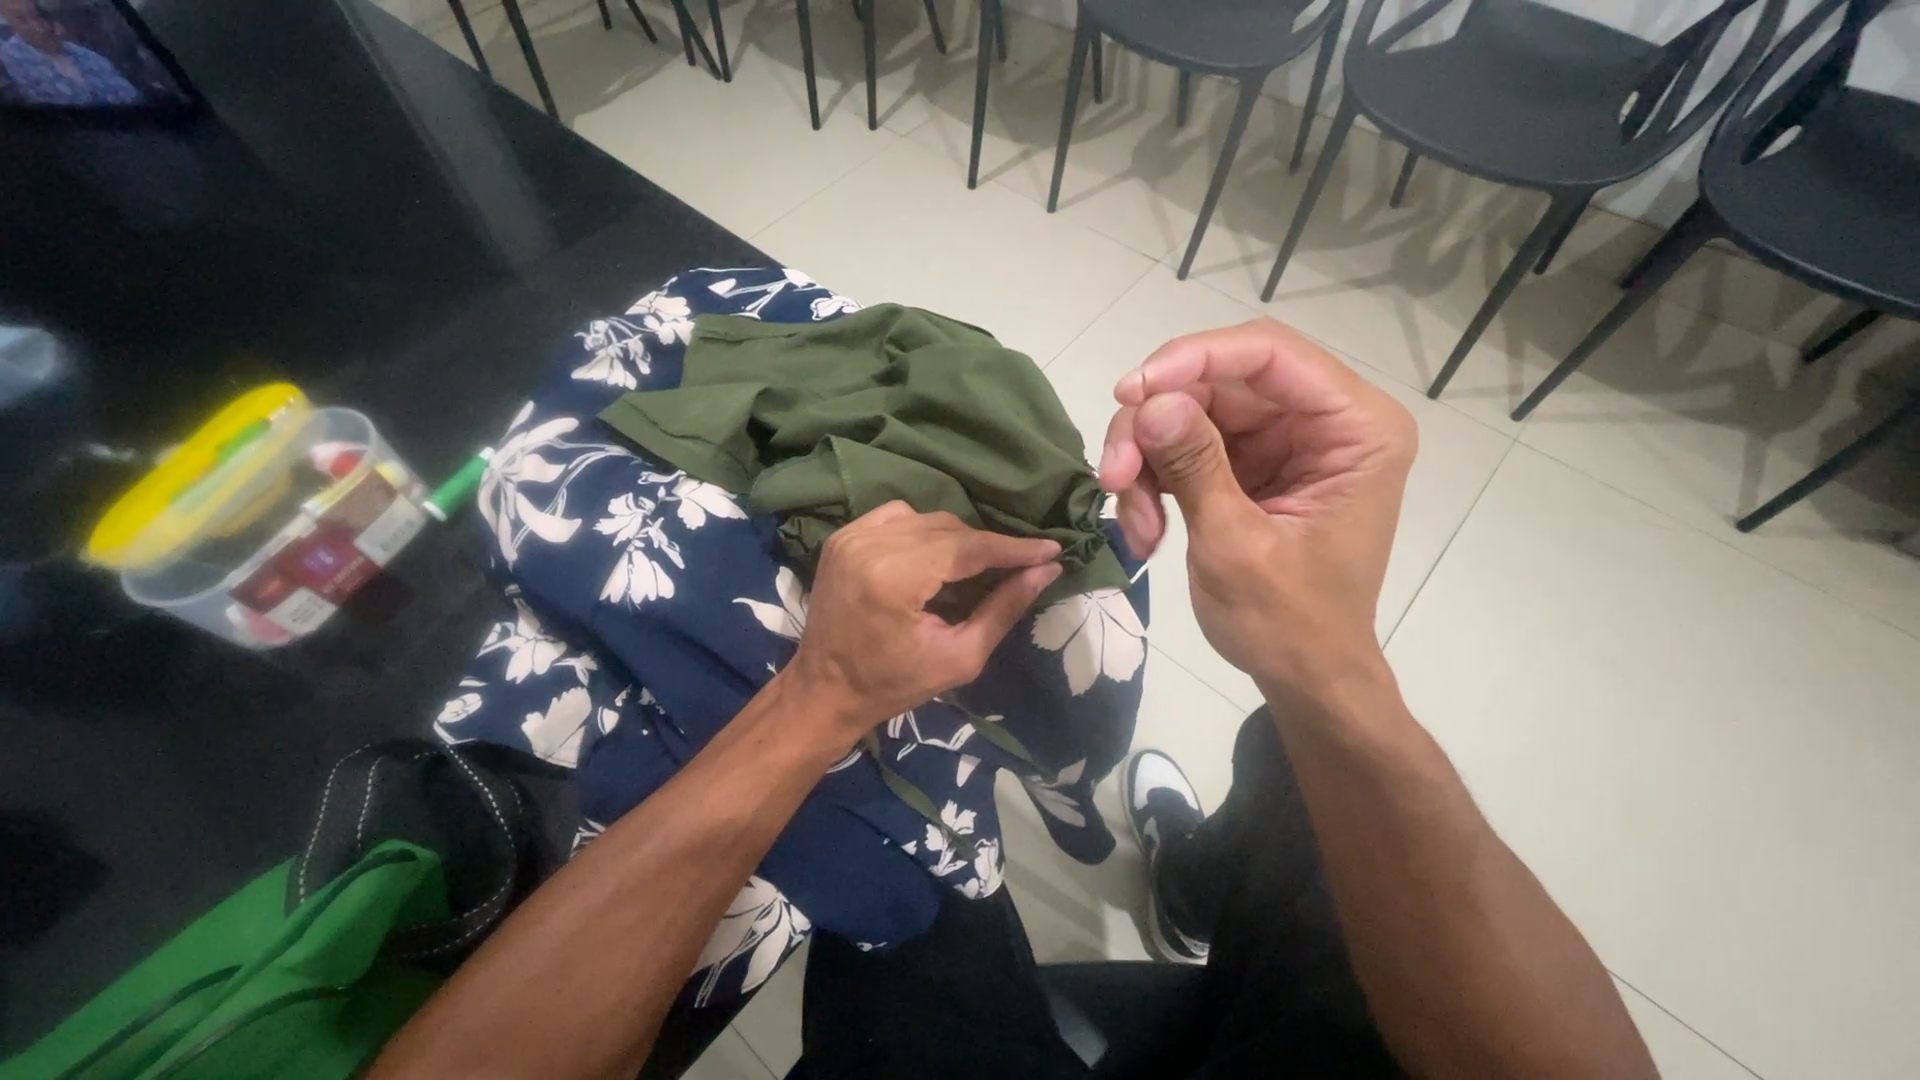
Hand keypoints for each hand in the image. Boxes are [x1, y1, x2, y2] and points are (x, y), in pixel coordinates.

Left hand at [782, 502, 1061, 741]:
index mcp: (895, 578)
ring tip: (977, 566)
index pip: (968, 548)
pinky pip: (898, 516)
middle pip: (949, 528)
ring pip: (926, 518)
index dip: (1014, 548)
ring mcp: (851, 536)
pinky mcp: (842, 536)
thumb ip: (1004, 608)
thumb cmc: (894, 684)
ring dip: (957, 538)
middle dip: (988, 546)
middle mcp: (870, 545)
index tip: (1052, 549)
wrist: (825, 690)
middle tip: (1020, 565)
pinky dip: (924, 530)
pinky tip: (935, 556)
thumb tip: (1046, 570)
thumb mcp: (960, 656)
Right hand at [1099, 319, 1416, 699]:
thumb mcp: (1237, 546)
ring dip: (1147, 461)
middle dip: (1155, 427)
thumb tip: (1149, 402)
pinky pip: (1185, 446)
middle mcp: (1323, 420)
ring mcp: (1283, 441)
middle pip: (1218, 382)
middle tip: (1112, 477)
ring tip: (1133, 523)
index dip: (1194, 359)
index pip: (1271, 355)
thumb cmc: (1290, 624)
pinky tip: (1145, 528)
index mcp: (1356, 429)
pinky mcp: (1249, 464)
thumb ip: (1196, 467)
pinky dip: (1154, 481)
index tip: (1130, 394)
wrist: (1303, 676)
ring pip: (1190, 412)